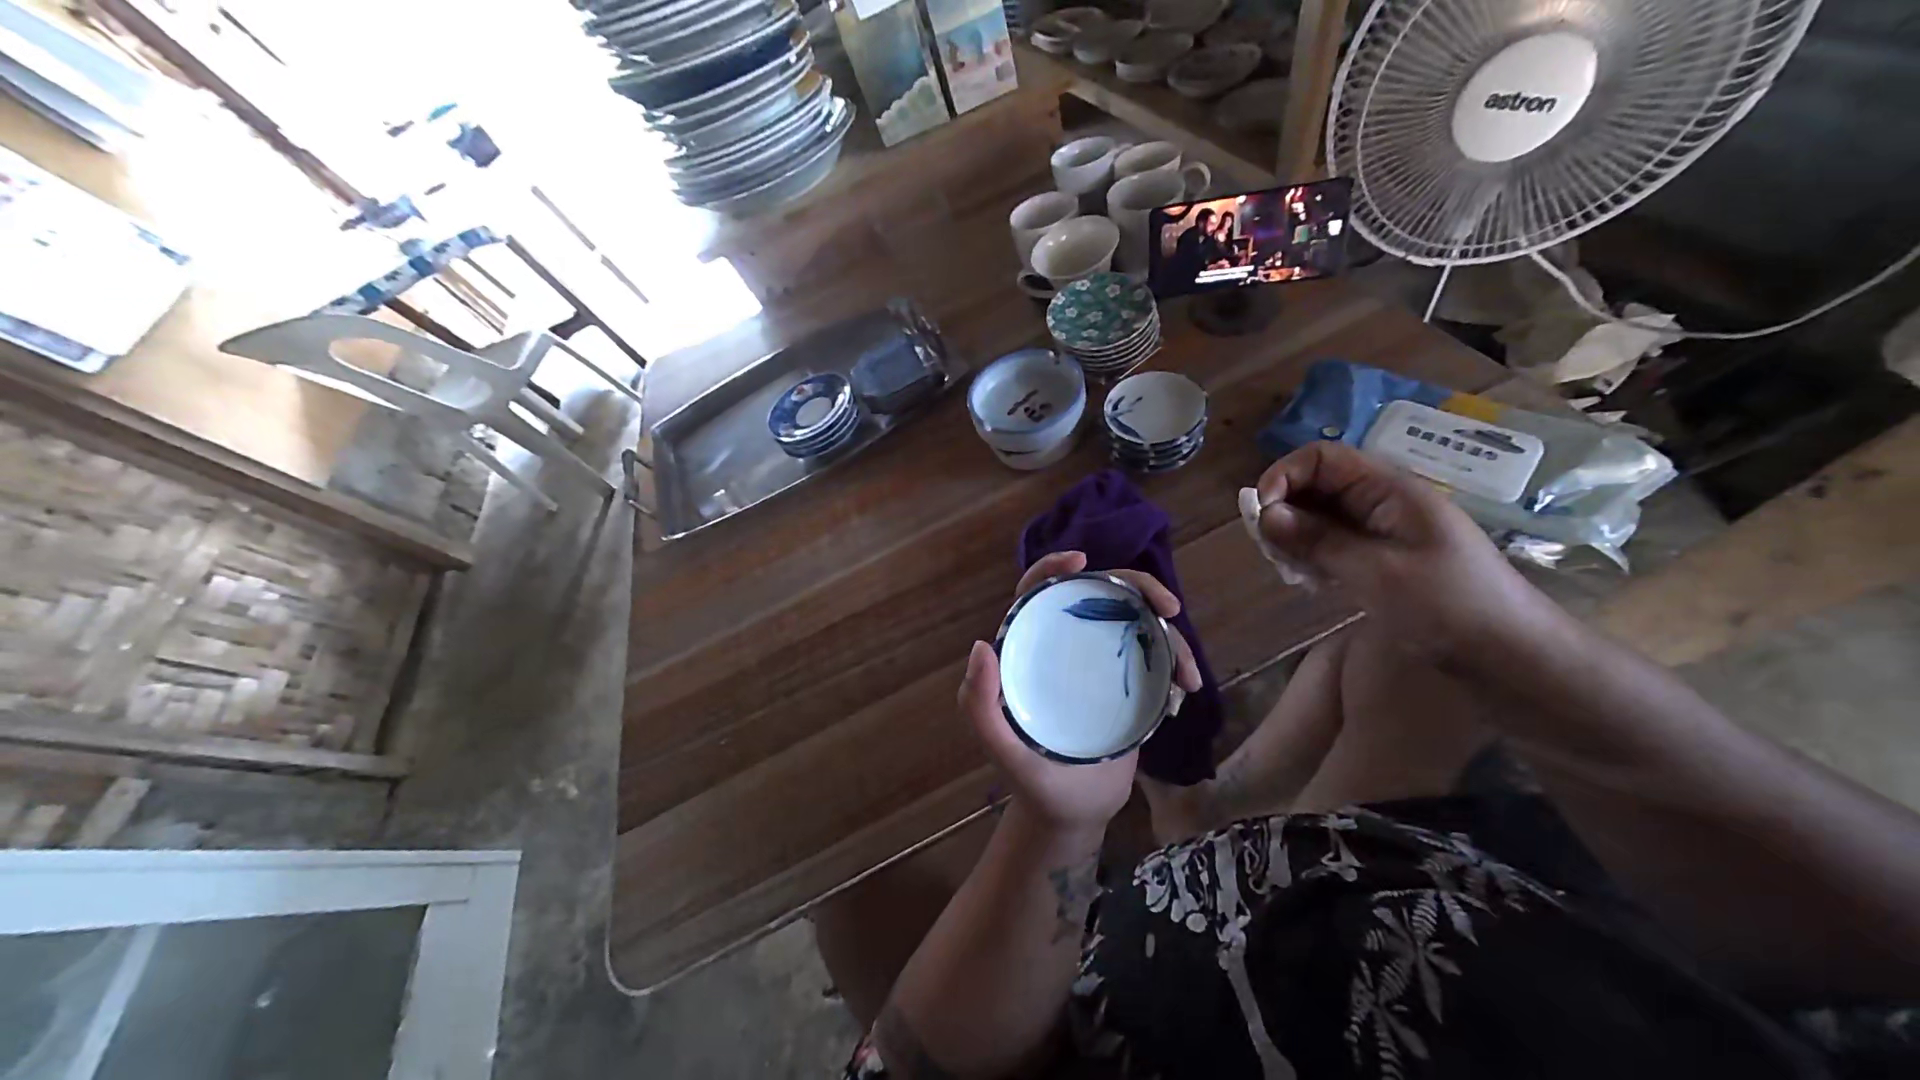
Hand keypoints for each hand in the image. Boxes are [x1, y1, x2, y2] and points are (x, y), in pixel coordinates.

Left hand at [958, 551, 1202, 833]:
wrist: (1072, 814)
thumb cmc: (1030, 779)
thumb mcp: (1000, 745)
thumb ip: (979, 703)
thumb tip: (981, 645)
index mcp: (1029, 651)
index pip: (1036, 593)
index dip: (1053, 568)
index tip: (1083, 560)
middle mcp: (1064, 648)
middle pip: (1098, 595)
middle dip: (1137, 587)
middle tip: (1169, 606)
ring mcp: (1098, 664)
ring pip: (1135, 623)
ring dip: (1169, 634)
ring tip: (1188, 671)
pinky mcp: (1128, 684)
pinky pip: (1154, 656)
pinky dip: (1177, 661)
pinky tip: (1188, 686)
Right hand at [1254, 442, 1561, 665]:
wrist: (1510, 656)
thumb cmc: (1449, 606)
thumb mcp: (1377, 572)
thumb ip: (1318, 540)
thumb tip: (1264, 514)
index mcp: (1390, 491)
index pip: (1322, 458)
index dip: (1284, 475)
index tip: (1260, 513)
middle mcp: (1383, 504)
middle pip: (1316, 486)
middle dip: (1283, 510)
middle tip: (1270, 550)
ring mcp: (1381, 533)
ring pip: (1319, 517)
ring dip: (1293, 537)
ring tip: (1288, 569)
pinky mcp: (1380, 561)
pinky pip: (1331, 545)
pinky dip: (1310, 557)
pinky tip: (1307, 582)